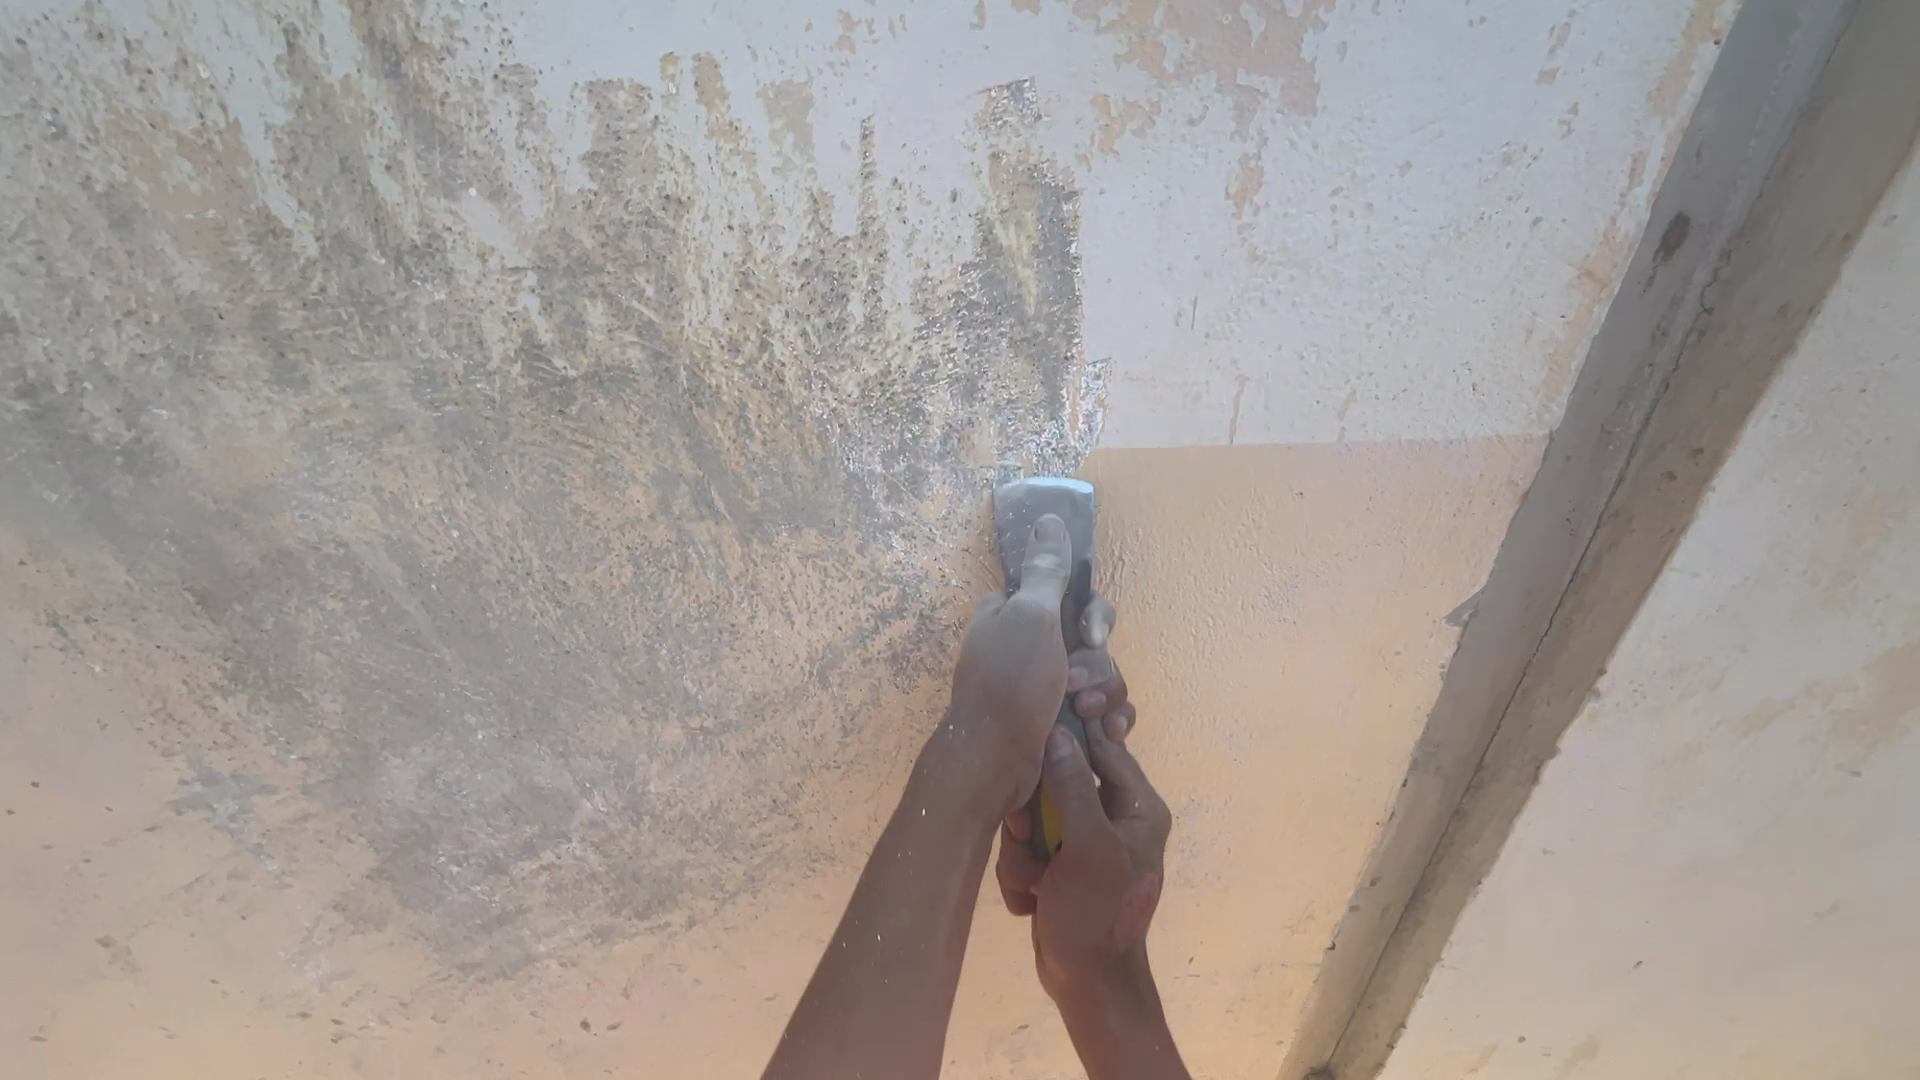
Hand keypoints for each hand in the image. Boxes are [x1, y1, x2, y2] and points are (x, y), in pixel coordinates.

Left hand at [942, 514, 1082, 817]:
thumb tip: (1048, 517)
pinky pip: (1103, 708)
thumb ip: (1046, 570)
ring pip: (1104, 675)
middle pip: (1096, 640)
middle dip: (1096, 666)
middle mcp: (1033, 643)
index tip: (1093, 636)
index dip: (1095, 618)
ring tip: (1087, 717)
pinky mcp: (1061, 717)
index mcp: (1019, 612)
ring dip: (1104, 695)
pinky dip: (1109, 720)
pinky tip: (1107, 734)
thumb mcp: (1030, 617)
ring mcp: (1047, 683)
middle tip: (1075, 689)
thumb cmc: (1010, 684)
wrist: (995, 764)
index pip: (1077, 598)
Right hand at [995, 657, 1170, 1004]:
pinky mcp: (1059, 862)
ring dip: (1024, 851)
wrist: (1087, 987)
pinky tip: (1033, 897)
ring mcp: (1082, 840)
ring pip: (1034, 814)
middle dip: (1034, 815)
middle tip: (1026, 836)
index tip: (1034, 733)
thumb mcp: (1087, 847)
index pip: (1102, 747)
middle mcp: (1112, 817)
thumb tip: (1056, 732)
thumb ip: (1072, 786)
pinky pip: (1027, 844)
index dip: (1069, 739)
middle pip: (1057, 782)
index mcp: (1136, 806)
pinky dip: (1022, 871)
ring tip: (1033, 881)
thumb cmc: (1097, 915)